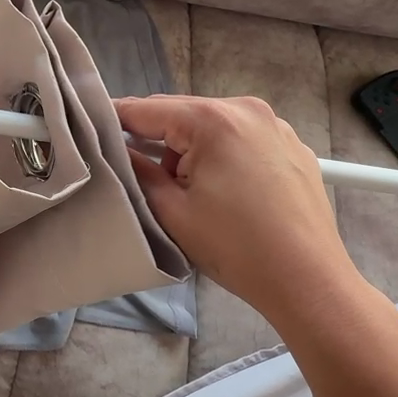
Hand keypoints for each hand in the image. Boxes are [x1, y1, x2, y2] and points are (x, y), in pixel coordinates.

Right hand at [118, 95, 363, 325]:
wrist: (311, 286)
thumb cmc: (237, 248)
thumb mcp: (171, 209)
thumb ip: (135, 170)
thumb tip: (116, 150)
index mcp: (212, 119)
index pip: (144, 110)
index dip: (111, 120)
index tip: (86, 130)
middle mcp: (246, 110)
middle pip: (178, 113)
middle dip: (154, 137)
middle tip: (136, 169)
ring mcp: (275, 126)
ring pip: (208, 124)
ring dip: (188, 146)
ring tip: (185, 187)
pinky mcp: (293, 147)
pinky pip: (239, 137)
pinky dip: (221, 153)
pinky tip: (222, 189)